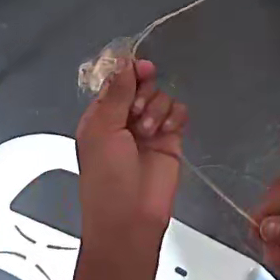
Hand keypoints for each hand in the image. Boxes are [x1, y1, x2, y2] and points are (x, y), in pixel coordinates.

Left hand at [75, 58, 186, 251]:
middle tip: (137, 115)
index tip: (141, 69)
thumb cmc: (107, 177)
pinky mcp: (171, 140)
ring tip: (148, 132)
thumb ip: (115, 94)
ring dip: (157, 109)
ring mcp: (149, 129)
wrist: (130, 218)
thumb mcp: (102, 130)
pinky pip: (178, 113)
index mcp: (100, 116)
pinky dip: (175, 116)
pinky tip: (167, 131)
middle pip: (141, 85)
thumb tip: (123, 61)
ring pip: (161, 97)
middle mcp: (124, 119)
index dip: (128, 72)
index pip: (116, 82)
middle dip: (143, 94)